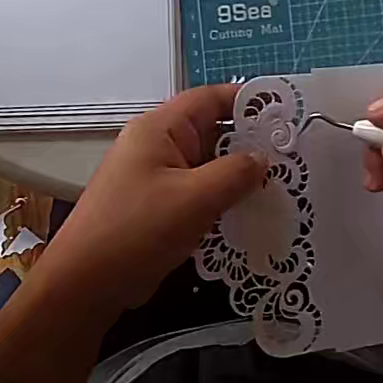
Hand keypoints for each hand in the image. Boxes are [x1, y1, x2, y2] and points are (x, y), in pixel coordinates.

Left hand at [37, 85, 266, 310]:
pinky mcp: (158, 208)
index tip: (288, 115)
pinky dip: (222, 200)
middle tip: (295, 158)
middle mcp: (156, 147)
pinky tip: (251, 213)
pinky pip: (197, 194)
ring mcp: (156, 178)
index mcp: (159, 129)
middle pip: (211, 133)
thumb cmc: (136, 231)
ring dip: (238, 177)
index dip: (249, 102)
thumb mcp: (194, 198)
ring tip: (284, 186)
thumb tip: (262, 159)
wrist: (86, 283)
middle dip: (250, 144)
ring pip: (207, 167)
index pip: (210, 99)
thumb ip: (234, 173)